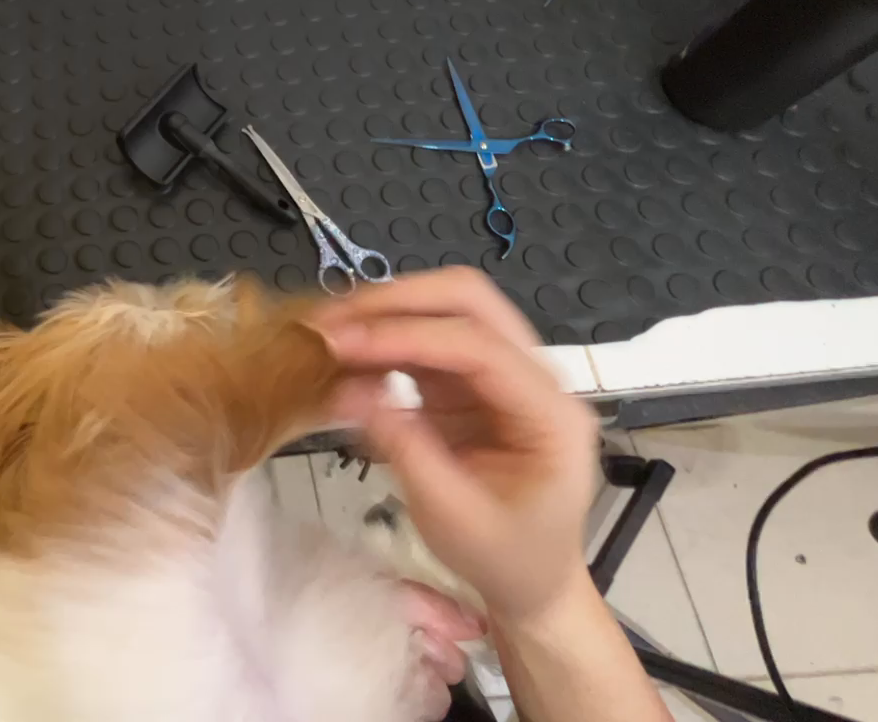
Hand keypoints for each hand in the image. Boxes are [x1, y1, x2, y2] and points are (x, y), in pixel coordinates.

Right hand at [310, 268, 598, 621]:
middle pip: (468, 299)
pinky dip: (381, 335)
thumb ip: (404, 448)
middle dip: (397, 300)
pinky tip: (346, 353)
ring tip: (329, 331)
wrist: (530, 578)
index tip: (342, 343)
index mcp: (548, 412)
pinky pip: (421, 335)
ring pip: (443, 305)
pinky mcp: (464, 376)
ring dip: (384, 310)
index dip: (406, 336)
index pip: (478, 345)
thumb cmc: (504, 555)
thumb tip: (347, 390)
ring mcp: (497, 370)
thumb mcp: (453, 515)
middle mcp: (531, 374)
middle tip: (333, 321)